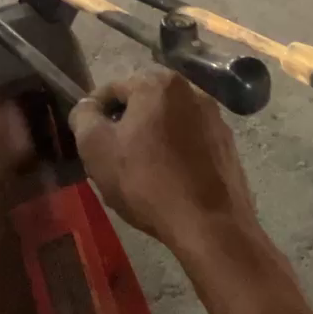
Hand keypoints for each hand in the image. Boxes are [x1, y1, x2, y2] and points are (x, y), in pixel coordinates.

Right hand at [69, 68, 258, 250]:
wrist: (213, 230)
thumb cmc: (147, 182)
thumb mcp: (95, 147)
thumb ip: (83, 116)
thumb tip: (88, 108)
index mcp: (158, 82)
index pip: (111, 89)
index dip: (94, 114)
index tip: (90, 142)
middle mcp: (192, 91)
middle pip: (142, 103)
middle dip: (125, 125)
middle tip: (113, 157)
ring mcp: (216, 119)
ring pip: (168, 122)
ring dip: (152, 138)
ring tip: (142, 171)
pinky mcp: (229, 147)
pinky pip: (191, 142)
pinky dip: (176, 153)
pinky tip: (169, 181)